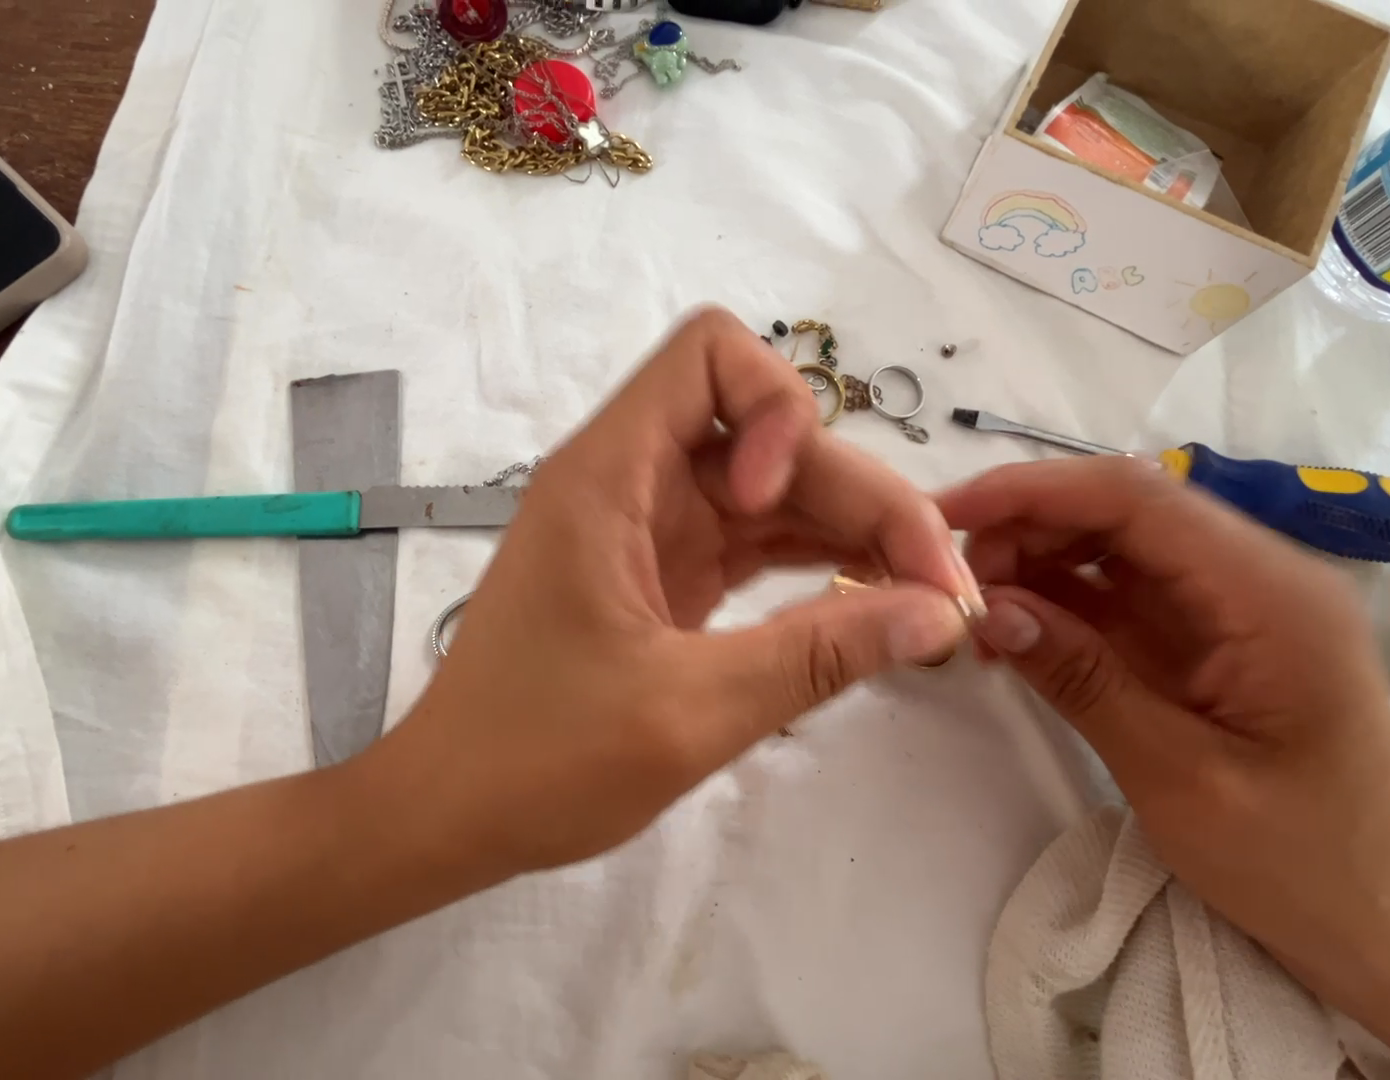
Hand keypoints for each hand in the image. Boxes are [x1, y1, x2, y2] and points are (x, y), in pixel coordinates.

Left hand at [381, 308, 983, 873]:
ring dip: (851, 532)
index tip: (780, 505)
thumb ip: (819, 655)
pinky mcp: (667, 572)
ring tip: (925, 600)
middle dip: (861, 495)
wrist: (452, 812)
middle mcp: (632, 480)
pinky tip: (872, 603)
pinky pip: (756, 542)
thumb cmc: (539, 761)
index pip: (708, 354)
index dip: (773, 406)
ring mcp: (651, 526)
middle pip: (770, 436)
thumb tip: (936, 614)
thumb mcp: (690, 711)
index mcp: (609, 476)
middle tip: (938, 588)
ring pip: (775, 491)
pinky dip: (815, 564)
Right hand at [938, 456, 1389, 1003]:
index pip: (1137, 498)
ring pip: (1107, 542)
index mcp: (1270, 595)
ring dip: (1032, 559)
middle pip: (1118, 508)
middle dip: (1023, 526)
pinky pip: (1112, 590)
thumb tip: (988, 610)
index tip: (946, 516)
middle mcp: (1252, 576)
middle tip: (953, 587)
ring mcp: (1225, 604)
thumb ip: (1082, 680)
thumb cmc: (1303, 863)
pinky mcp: (1200, 633)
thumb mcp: (1179, 777)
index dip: (1032, 490)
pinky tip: (1012, 631)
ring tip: (976, 613)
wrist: (1385, 927)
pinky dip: (1052, 599)